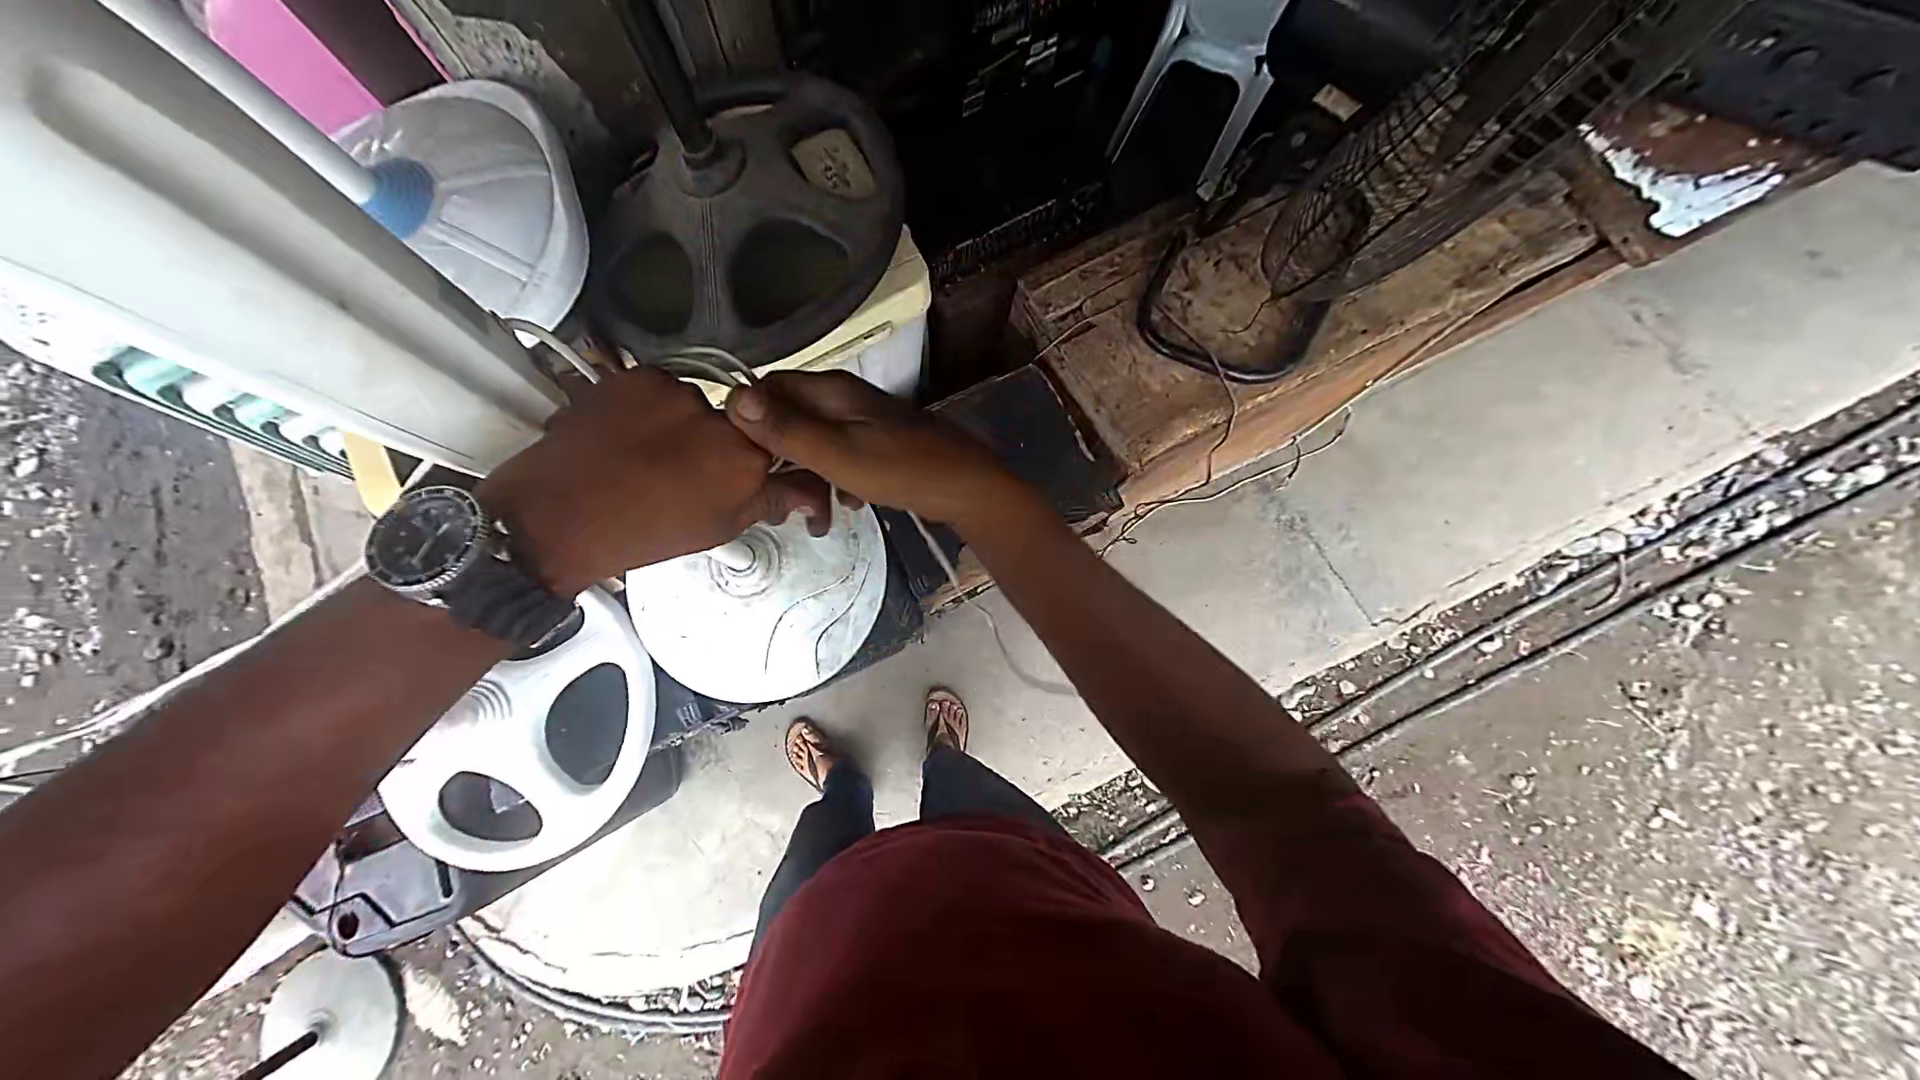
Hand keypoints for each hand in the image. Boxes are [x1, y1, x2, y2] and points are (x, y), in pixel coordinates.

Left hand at [475, 368, 829, 592]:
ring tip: (649, 454)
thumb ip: (772, 500)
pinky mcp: (633, 377)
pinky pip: (659, 388)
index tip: (742, 467)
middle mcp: (716, 417)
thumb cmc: (640, 533)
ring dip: (683, 423)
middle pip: (739, 420)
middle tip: (689, 468)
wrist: (556, 519)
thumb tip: (811, 492)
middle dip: (722, 442)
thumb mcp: (720, 527)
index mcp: (745, 459)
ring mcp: (671, 391)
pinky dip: (651, 408)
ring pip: (696, 403)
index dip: (763, 455)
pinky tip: (629, 436)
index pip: (781, 441)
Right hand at [725, 370, 1036, 531]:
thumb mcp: (837, 453)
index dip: (749, 421)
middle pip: (791, 417)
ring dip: (809, 475)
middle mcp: (845, 397)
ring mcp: (865, 421)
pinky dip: (838, 480)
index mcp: (832, 389)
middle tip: (776, 496)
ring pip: (817, 442)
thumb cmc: (902, 470)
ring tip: (813, 512)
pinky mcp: (880, 444)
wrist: (968, 488)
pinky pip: (843, 457)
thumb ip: (787, 428)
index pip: (768, 388)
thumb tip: (733, 397)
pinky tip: (848, 505)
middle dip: (779, 456)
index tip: (745, 461)